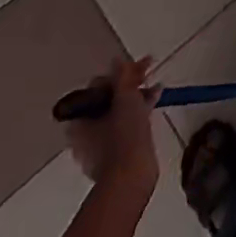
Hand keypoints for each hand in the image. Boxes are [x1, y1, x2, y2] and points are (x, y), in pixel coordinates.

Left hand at [66, 56, 161, 195]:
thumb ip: (122, 77)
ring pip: (119, 112)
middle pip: (107, 100)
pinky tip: (156, 100)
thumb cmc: (123, 135)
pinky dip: (140, 111)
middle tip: (147, 73)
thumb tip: (118, 59)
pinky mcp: (117, 152)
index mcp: (79, 120)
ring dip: (137, 96)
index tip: (137, 68)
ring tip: (156, 85)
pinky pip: (127, 125)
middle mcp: (85, 132)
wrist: (131, 176)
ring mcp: (101, 144)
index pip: (96, 88)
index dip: (117, 74)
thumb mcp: (125, 98)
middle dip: (128, 84)